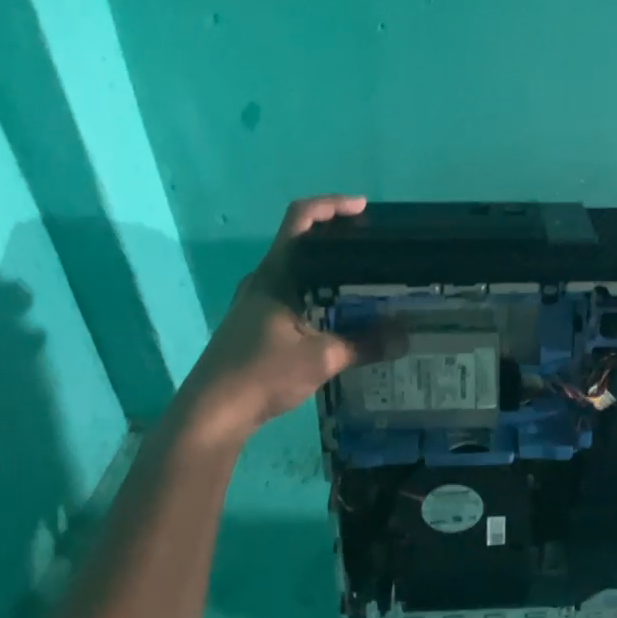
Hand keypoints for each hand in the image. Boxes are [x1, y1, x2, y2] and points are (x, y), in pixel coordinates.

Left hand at [178, 195, 398, 440]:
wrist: (212, 412)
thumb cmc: (262, 374)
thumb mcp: (321, 359)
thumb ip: (364, 345)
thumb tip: (404, 339)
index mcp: (275, 274)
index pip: (300, 218)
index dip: (331, 205)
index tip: (363, 209)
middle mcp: (263, 279)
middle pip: (302, 243)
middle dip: (338, 241)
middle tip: (375, 250)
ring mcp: (255, 302)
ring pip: (298, 272)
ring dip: (329, 272)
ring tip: (366, 284)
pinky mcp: (256, 323)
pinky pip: (293, 295)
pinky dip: (318, 295)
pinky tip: (340, 317)